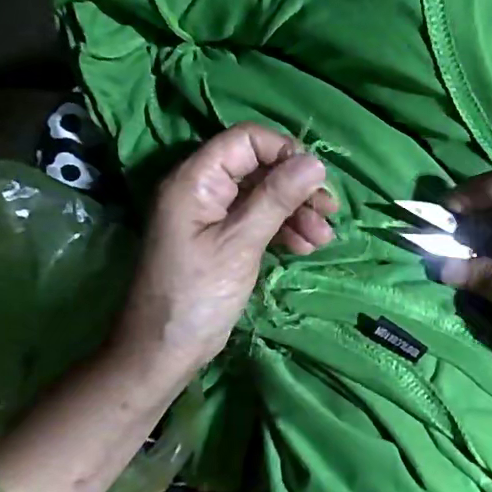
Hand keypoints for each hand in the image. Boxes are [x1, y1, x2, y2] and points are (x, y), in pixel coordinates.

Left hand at [115, 123, 337, 379]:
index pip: (246, 140)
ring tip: (323, 239)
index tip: (315, 179)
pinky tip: (306, 247)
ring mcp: (211, 216)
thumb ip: (276, 198)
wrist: (163, 351)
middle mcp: (202, 189)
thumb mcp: (240, 244)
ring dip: (295, 212)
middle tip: (329, 212)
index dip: (284, 151)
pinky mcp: (221, 240)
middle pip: (258, 167)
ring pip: (262, 196)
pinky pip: (257, 220)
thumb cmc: (196, 295)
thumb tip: (315, 162)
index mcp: (196, 180)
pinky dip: (283, 230)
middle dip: (296, 187)